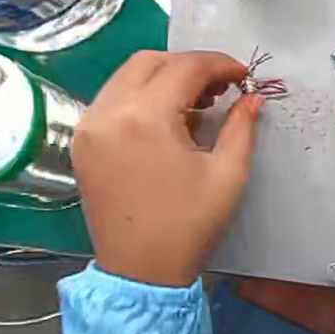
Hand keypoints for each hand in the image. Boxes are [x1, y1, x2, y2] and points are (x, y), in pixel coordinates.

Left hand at [72, 51, 260, 286]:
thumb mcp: (227, 176)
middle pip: (150, 61)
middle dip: (189, 66)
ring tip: (195, 105)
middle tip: (219, 88)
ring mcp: (88, 126)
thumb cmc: (188, 227)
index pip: (185, 68)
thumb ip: (241, 128)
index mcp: (145, 118)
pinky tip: (165, 122)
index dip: (219, 64)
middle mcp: (108, 112)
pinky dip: (140, 98)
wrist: (140, 272)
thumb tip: (252, 98)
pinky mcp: (82, 142)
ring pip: (127, 77)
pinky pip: (112, 100)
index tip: (242, 75)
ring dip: (163, 79)